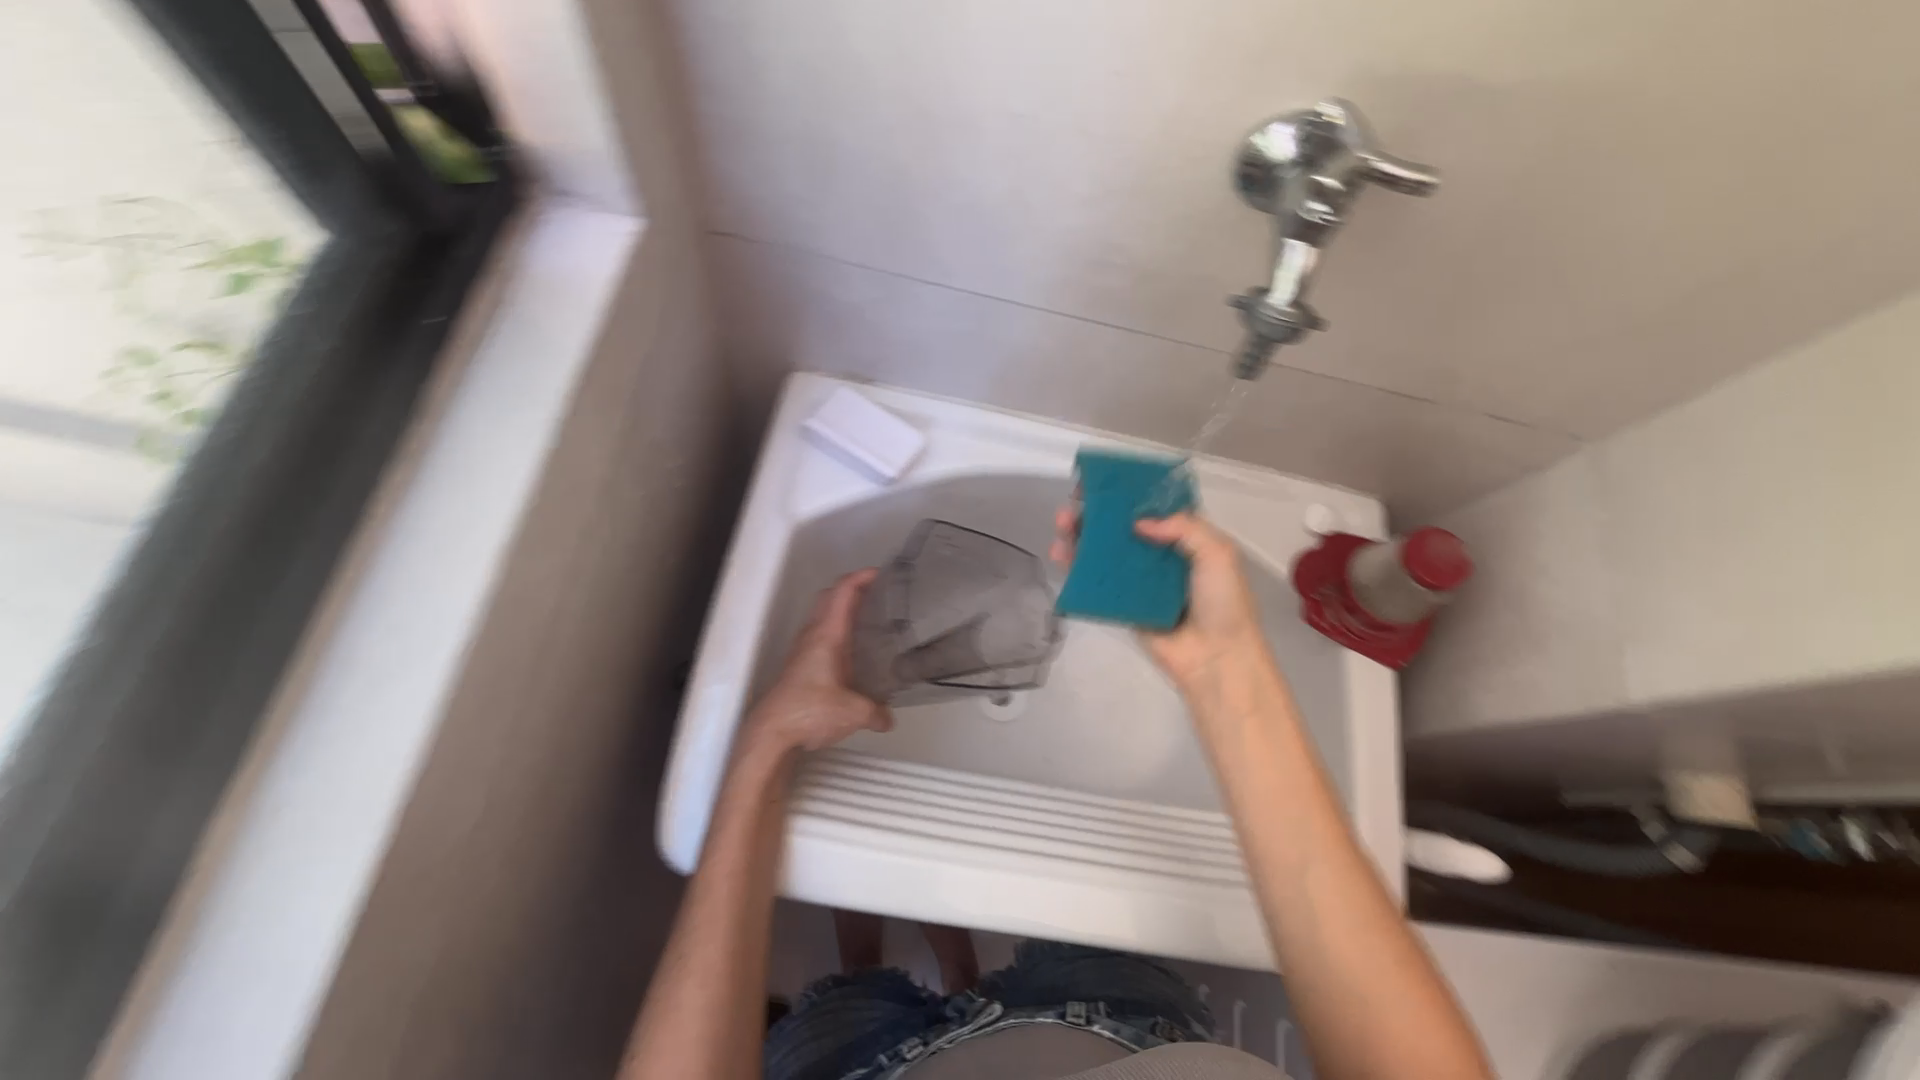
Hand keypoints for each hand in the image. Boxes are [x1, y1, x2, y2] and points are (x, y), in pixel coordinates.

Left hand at [740, 569, 892, 755]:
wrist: (772, 732)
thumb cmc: (809, 712)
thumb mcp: (853, 713)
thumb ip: (876, 712)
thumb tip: (888, 718)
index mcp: (827, 635)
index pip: (842, 592)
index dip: (861, 577)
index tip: (881, 573)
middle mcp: (813, 635)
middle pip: (830, 597)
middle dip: (853, 588)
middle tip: (879, 593)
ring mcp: (804, 649)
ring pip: (823, 615)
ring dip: (843, 609)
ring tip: (871, 618)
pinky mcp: (800, 665)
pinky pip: (821, 634)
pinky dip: (838, 630)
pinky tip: (854, 650)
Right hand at [1052, 507, 1268, 691]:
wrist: (1217, 658)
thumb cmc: (1223, 603)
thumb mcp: (1218, 554)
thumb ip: (1184, 528)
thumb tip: (1138, 522)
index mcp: (1186, 540)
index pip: (1153, 509)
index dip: (1129, 494)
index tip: (1103, 482)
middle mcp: (1159, 557)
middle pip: (1121, 530)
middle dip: (1096, 515)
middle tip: (1075, 504)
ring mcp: (1138, 583)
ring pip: (1104, 554)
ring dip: (1081, 537)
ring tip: (1062, 524)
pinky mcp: (1122, 607)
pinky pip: (1096, 585)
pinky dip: (1076, 570)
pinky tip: (1061, 555)